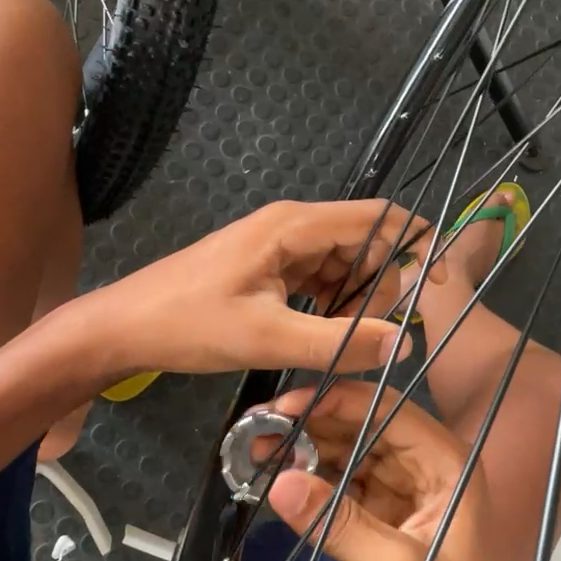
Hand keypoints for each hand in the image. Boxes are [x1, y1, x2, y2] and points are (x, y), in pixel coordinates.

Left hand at [73, 200, 441, 377]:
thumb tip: (403, 343)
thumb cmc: (189, 324)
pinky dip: (332, 304)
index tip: (437, 285)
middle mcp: (294, 226)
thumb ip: (337, 341)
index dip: (417, 244)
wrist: (123, 327)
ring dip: (355, 300)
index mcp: (295, 226)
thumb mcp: (266, 339)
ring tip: (336, 337)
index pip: (379, 217)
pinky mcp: (270, 266)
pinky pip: (321, 278)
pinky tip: (318, 331)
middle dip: (381, 285)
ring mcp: (281, 245)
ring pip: (346, 264)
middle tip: (366, 332)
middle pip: (367, 243)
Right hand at [264, 381, 520, 560]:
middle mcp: (429, 467)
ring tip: (257, 448)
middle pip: (366, 428)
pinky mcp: (387, 518)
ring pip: (352, 455)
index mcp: (448, 464)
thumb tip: (279, 482)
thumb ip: (338, 525)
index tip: (285, 406)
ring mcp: (407, 492)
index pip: (389, 411)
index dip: (337, 401)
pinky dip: (315, 483)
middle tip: (258, 427)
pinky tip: (279, 480)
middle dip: (314, 425)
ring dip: (309, 451)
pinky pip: (346, 487)